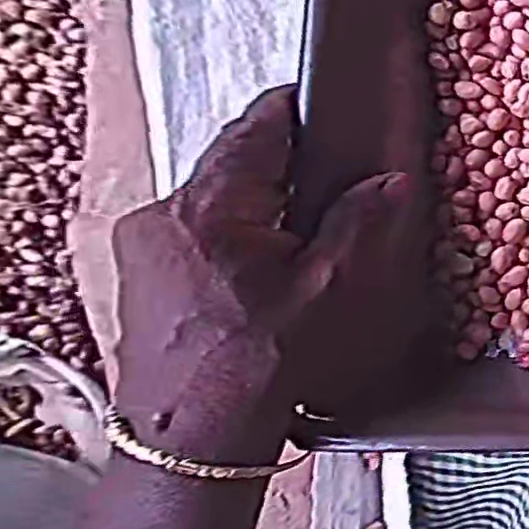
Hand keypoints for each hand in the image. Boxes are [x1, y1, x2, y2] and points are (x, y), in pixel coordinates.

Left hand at [110, 86, 417, 463]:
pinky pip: (199, 225)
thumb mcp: (331, 287)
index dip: (292, 108)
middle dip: (284, 159)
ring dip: (263, 196)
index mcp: (211, 210)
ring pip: (217, 195)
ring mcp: (144, 242)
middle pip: (234, 161)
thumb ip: (358, 223)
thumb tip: (388, 180)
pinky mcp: (141, 268)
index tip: (322, 98)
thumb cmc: (265, 357)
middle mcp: (164, 213)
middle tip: (334, 172)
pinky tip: (270, 258)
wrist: (194, 430)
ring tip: (307, 222)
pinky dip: (239, 225)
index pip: (255, 130)